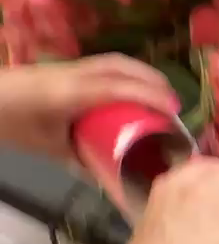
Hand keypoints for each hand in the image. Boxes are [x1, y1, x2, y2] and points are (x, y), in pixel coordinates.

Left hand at [0, 55, 178, 159]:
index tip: (176, 112)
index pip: (118, 88)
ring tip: (159, 96)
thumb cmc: (2, 122)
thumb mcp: (45, 147)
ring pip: (113, 63)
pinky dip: (126, 77)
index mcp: (66, 93)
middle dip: (155, 81)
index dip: (152, 97)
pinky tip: (130, 94)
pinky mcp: (58, 69)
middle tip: (173, 105)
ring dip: (143, 76)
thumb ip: (83, 160)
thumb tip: (114, 180)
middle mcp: (68, 75)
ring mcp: (62, 68)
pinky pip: (101, 68)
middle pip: (120, 66)